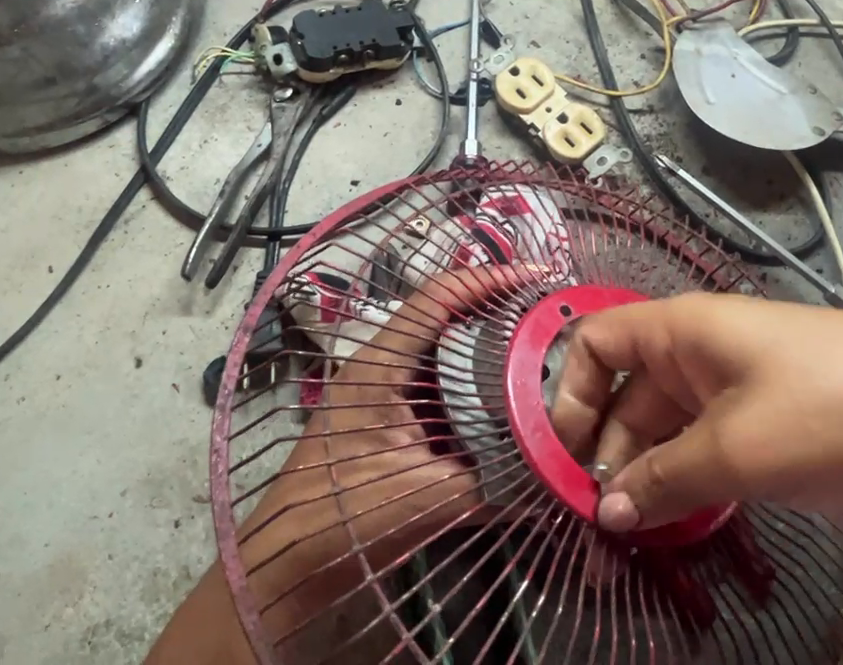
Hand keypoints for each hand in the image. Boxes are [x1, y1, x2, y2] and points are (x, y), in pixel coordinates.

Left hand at [236, 266, 539, 630]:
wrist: (284, 565)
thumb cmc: (339, 522)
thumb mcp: (422, 501)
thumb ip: (492, 486)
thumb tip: (558, 475)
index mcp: (381, 367)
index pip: (437, 298)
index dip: (487, 279)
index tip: (538, 276)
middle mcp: (381, 367)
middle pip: (445, 318)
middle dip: (497, 309)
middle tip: (550, 317)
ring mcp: (383, 392)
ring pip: (444, 352)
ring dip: (488, 348)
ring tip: (542, 352)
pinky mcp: (388, 419)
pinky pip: (439, 386)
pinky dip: (475, 384)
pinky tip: (511, 401)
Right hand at [549, 292, 842, 532]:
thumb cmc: (832, 411)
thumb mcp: (738, 451)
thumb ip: (664, 482)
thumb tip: (605, 512)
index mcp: (683, 331)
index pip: (597, 342)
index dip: (571, 393)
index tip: (570, 459)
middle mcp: (702, 348)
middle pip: (629, 391)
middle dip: (611, 449)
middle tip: (609, 518)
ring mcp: (739, 380)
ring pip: (670, 422)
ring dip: (653, 470)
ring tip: (648, 529)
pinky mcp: (772, 412)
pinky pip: (710, 439)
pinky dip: (693, 474)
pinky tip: (695, 516)